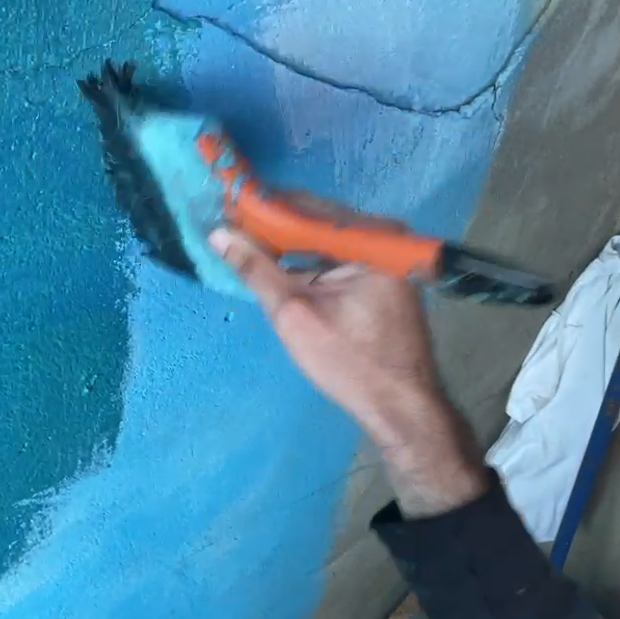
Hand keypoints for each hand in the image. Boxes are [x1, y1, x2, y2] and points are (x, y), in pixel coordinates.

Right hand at [210, 221, 488, 517]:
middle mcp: (383, 239)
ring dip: (287, 244)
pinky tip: (277, 267)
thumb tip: (217, 233)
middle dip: (271, 225)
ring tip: (245, 245)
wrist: (402, 410)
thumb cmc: (348, 361)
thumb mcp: (292, 312)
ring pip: (323, 240)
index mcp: (371, 239)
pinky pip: (335, 257)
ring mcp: (385, 259)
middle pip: (315, 221)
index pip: (305, 207)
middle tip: (229, 229)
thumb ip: (255, 268)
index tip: (224, 209)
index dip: (261, 208)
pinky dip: (306, 260)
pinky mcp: (380, 279)